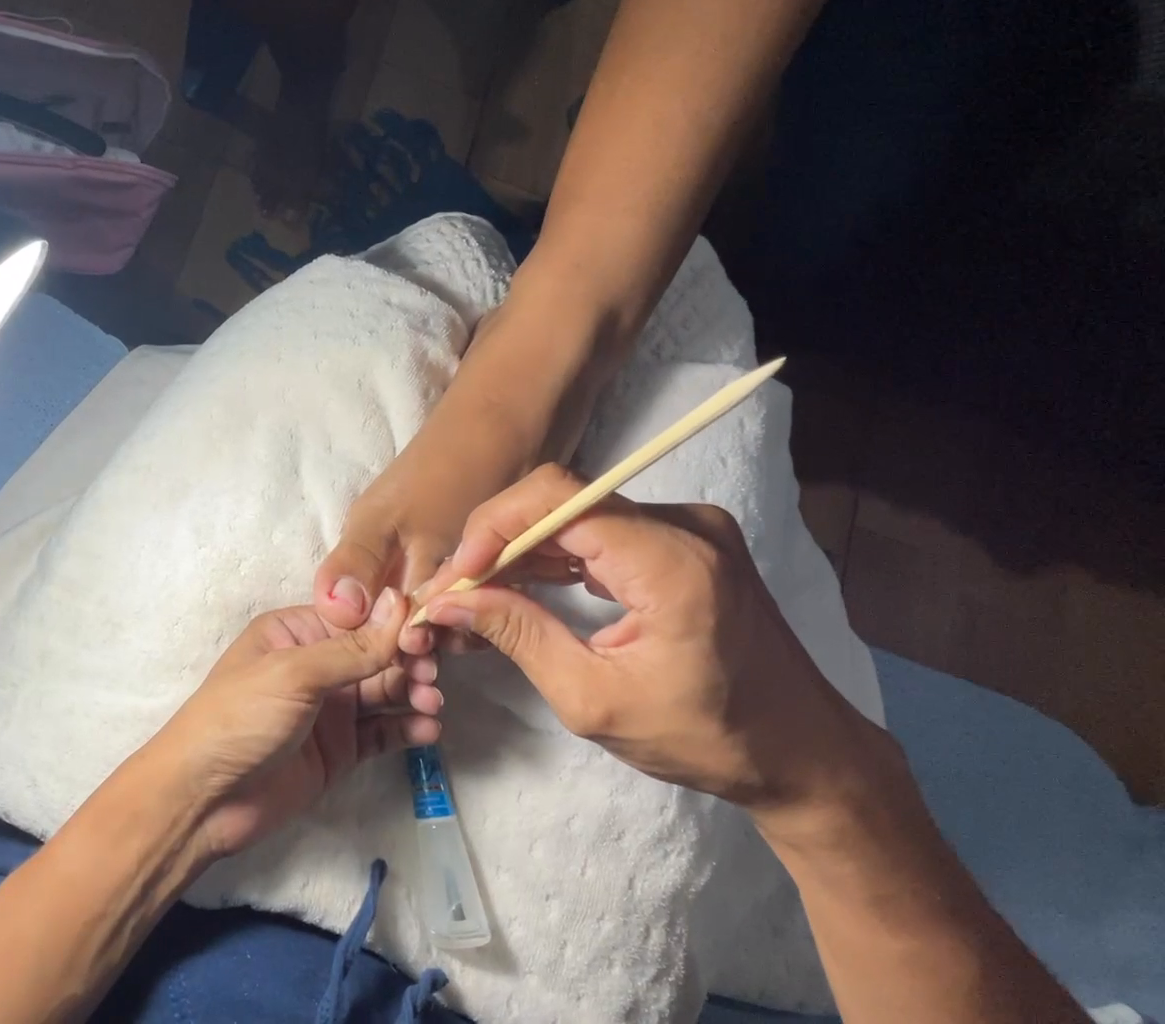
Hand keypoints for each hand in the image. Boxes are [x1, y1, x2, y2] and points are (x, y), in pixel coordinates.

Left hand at [148, 590, 442, 857]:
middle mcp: (315, 664)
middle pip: (376, 655)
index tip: (429, 635)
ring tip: (430, 705)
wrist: (204, 799)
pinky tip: (426, 730)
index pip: (358, 619)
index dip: (395, 625)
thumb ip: (354, 646)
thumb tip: (401, 600)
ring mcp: (328, 709)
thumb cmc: (239, 718)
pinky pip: (381, 732)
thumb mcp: (294, 673)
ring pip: (383, 692)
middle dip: (408, 663)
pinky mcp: (339, 749)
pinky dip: (405, 728)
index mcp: (295, 632)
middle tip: (432, 677)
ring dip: (412, 695)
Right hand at [314, 420, 533, 647]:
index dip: (381, 648)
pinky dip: (487, 609)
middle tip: (452, 660)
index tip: (415, 668)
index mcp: (365, 550)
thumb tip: (328, 610)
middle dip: (422, 645)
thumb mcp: (402, 518)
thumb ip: (361, 564)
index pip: (357, 619)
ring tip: (483, 643)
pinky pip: (471, 596)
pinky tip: (508, 619)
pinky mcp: (469, 554)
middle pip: (396, 621)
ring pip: (436, 612)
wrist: (520, 412)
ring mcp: (432, 555)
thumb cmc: (457, 467)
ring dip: (457, 630)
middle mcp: (392, 557)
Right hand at [417, 464, 874, 809]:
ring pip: (575, 513)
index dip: (494, 525)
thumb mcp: (593, 700)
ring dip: (520, 549)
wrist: (804, 753)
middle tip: (456, 590)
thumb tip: (448, 600)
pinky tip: (520, 586)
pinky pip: (600, 530)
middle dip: (497, 541)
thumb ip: (518, 635)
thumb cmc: (704, 737)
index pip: (558, 499)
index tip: (459, 576)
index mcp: (672, 561)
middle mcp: (684, 524)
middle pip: (561, 500)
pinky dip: (554, 556)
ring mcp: (689, 527)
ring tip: (477, 593)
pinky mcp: (685, 541)